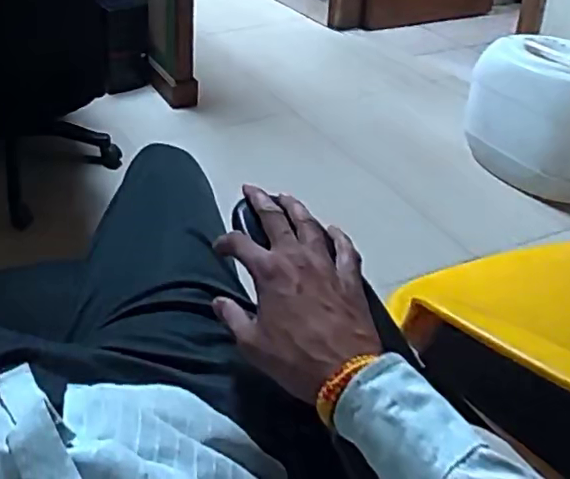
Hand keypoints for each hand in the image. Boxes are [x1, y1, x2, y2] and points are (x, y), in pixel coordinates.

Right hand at [212, 185, 382, 402]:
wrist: (350, 379)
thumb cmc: (297, 360)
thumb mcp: (253, 344)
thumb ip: (233, 317)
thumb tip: (219, 302)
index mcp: (268, 270)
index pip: (239, 243)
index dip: (225, 242)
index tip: (220, 248)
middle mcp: (295, 258)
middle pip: (275, 219)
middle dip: (260, 201)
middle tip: (251, 190)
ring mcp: (326, 266)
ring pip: (309, 225)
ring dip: (295, 208)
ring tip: (286, 198)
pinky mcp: (350, 279)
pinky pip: (345, 249)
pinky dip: (337, 236)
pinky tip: (331, 229)